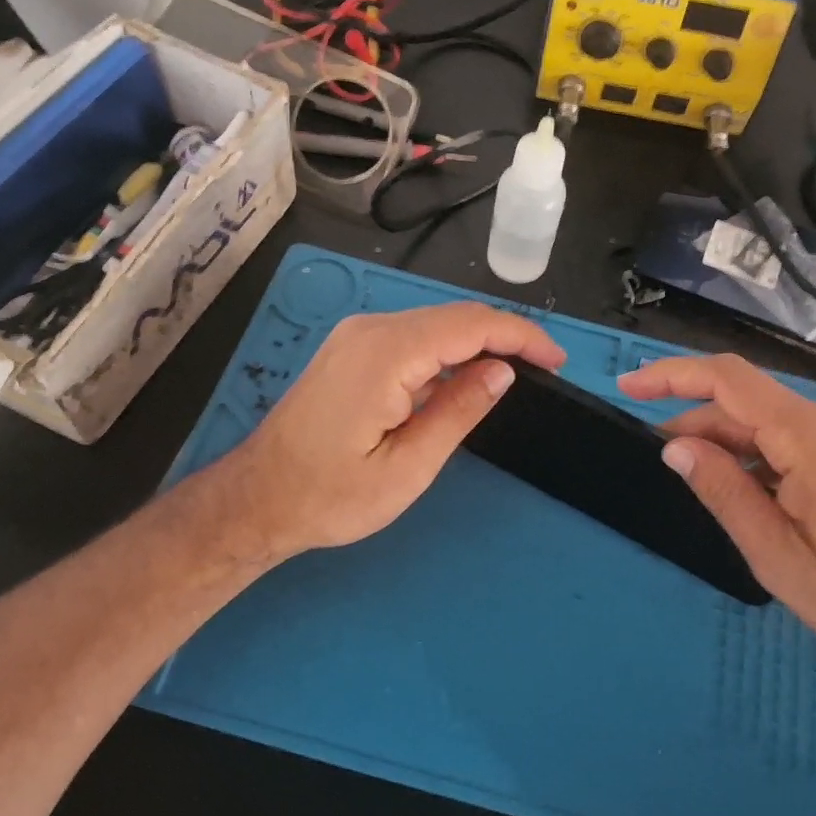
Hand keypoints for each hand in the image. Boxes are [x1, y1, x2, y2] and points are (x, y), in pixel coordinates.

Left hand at [190, 302, 565, 562]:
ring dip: (479, 344)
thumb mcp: (407, 468)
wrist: (258, 498)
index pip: (470, 325)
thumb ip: (458, 412)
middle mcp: (370, 329)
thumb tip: (502, 372)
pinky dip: (449, 352)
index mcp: (385, 353)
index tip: (557, 361)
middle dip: (505, 337)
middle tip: (546, 370)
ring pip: (435, 324)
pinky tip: (467, 378)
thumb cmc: (330, 495)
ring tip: (517, 375)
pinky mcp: (351, 349)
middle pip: (454, 317)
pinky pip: (413, 338)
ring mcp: (357, 336)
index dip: (520, 337)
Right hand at [619, 354, 815, 704]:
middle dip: (702, 426)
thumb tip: (676, 448)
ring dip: (738, 446)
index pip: (729, 380)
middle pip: (753, 404)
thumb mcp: (782, 560)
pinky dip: (773, 457)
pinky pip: (810, 439)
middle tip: (668, 468)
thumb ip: (725, 494)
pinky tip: (765, 496)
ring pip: (781, 423)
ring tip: (714, 490)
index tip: (629, 386)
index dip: (672, 375)